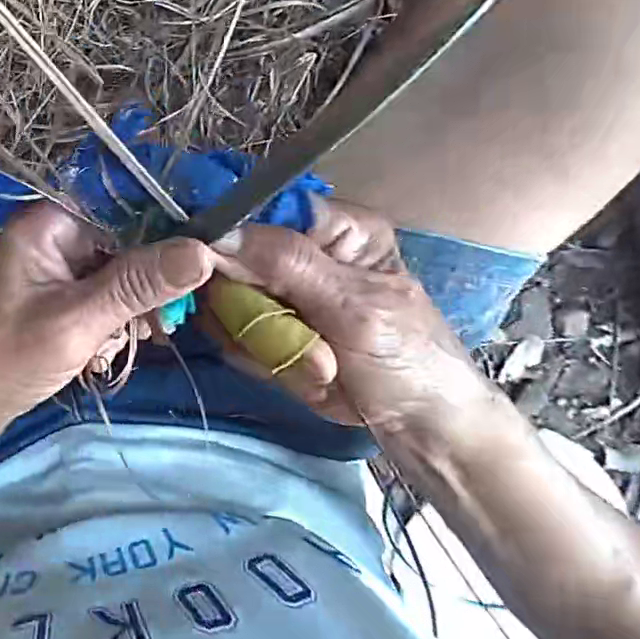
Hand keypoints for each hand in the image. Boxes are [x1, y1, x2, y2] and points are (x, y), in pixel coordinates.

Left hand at [0, 203, 216, 426]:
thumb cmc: (8, 355)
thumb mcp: (78, 320)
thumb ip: (138, 284)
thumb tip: (203, 250)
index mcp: (49, 222)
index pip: (123, 203)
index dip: (167, 221)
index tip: (208, 248)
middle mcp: (55, 233)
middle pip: (127, 236)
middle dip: (154, 274)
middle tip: (174, 313)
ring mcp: (59, 262)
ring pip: (122, 265)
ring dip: (141, 299)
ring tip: (151, 332)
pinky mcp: (63, 289)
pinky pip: (108, 287)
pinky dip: (124, 310)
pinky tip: (133, 336)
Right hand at [216, 199, 501, 438]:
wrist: (421, 429)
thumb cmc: (408, 360)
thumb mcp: (352, 307)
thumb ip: (286, 264)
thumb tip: (217, 234)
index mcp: (334, 226)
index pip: (259, 209)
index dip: (233, 237)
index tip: (227, 274)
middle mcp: (301, 250)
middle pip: (231, 257)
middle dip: (252, 307)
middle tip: (293, 339)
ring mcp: (280, 290)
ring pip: (225, 300)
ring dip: (260, 340)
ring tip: (314, 365)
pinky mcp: (267, 324)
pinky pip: (232, 332)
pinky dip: (258, 358)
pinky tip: (297, 373)